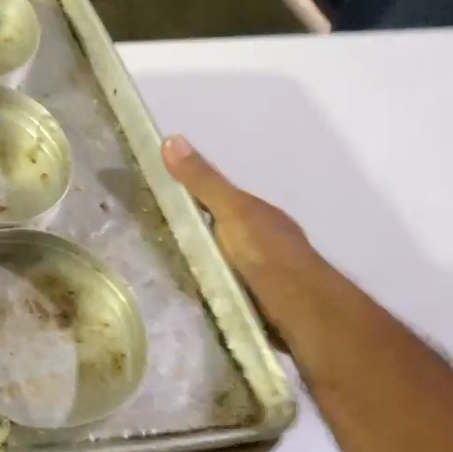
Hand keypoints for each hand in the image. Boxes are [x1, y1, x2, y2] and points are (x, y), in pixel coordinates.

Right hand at [161, 135, 328, 334]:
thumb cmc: (268, 255)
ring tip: (159, 262)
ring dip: (197, 259)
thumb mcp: (232, 212)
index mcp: (256, 214)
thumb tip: (172, 138)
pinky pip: (221, 285)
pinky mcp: (254, 300)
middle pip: (217, 228)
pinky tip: (188, 289)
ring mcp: (259, 272)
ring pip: (218, 258)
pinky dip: (205, 283)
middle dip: (189, 229)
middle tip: (148, 231)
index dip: (186, 192)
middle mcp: (260, 239)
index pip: (216, 197)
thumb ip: (204, 182)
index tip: (153, 193)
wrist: (304, 314)